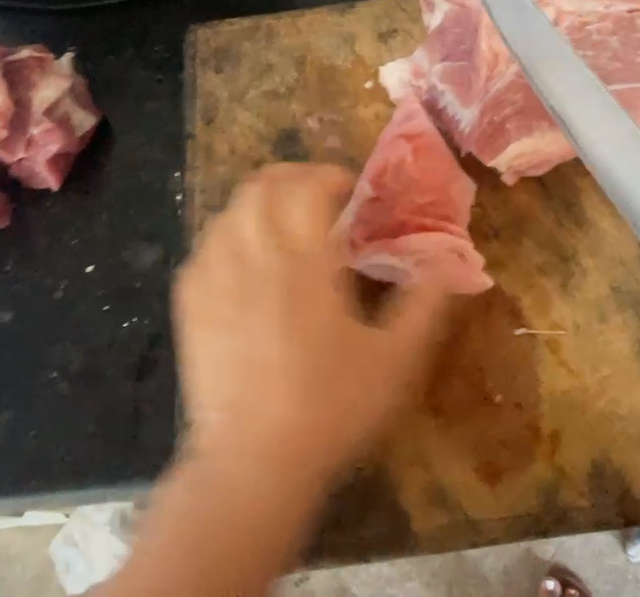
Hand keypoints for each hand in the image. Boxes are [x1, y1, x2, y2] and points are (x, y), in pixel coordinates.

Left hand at [173, 163, 451, 486]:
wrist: (253, 463)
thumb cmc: (330, 409)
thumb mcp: (394, 361)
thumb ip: (425, 305)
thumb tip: (450, 263)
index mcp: (305, 261)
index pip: (309, 187)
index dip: (329, 175)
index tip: (349, 190)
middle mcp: (254, 255)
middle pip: (262, 185)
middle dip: (292, 176)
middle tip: (316, 194)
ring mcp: (214, 276)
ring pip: (230, 210)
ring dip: (259, 201)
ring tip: (282, 220)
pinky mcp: (189, 302)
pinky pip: (204, 245)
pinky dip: (228, 234)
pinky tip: (243, 256)